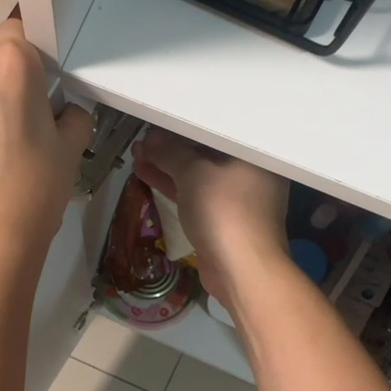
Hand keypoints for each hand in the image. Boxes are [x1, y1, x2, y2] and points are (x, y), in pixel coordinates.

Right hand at [133, 128, 289, 306]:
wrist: (241, 269)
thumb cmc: (224, 212)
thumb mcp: (194, 174)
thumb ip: (171, 153)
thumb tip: (150, 139)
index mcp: (252, 153)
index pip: (214, 129)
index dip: (182, 125)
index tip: (156, 122)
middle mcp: (248, 171)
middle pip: (204, 151)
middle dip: (171, 147)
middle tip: (143, 138)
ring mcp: (234, 196)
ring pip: (196, 174)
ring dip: (167, 166)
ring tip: (138, 153)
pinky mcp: (220, 217)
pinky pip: (193, 193)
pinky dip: (173, 185)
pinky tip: (147, 173)